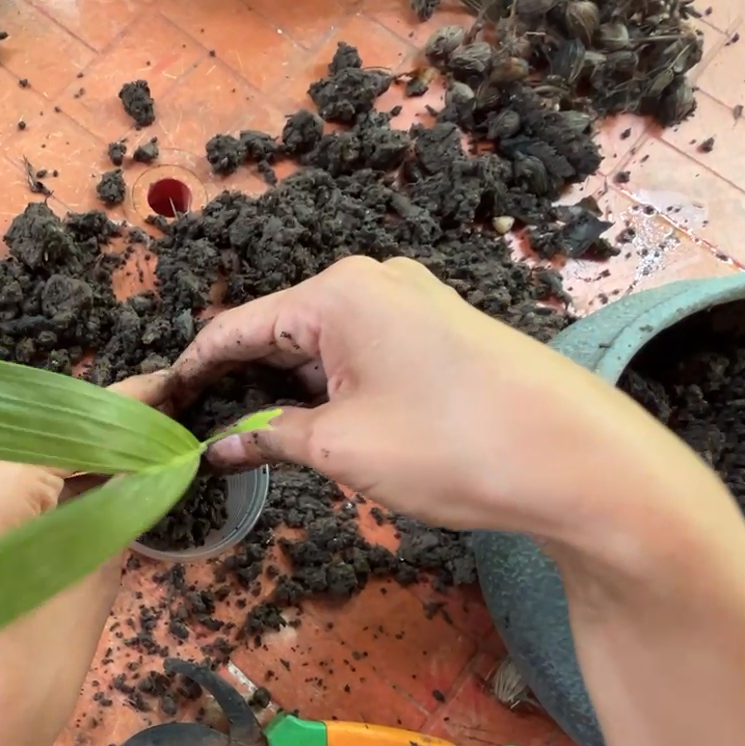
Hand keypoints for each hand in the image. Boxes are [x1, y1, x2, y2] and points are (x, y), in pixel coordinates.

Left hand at [0, 372, 170, 745]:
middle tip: (152, 431)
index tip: (167, 388)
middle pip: (39, 431)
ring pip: (16, 446)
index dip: (124, 412)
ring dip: (67, 448)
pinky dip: (36, 470)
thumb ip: (117, 496)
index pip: (69, 431)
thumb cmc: (41, 669)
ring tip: (122, 455)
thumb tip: (145, 450)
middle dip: (98, 429)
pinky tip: (76, 478)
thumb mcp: (95, 570)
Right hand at [170, 255, 706, 541]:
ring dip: (280, 387)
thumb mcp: (339, 446)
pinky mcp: (433, 331)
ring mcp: (407, 303)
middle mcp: (369, 282)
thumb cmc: (448, 444)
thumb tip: (219, 448)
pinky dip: (321, 385)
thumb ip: (268, 437)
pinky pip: (354, 351)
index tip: (162, 401)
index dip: (194, 367)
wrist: (582, 463)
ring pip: (316, 343)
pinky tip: (304, 420)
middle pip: (275, 328)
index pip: (236, 326)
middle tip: (197, 425)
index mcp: (337, 292)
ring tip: (244, 432)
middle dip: (235, 379)